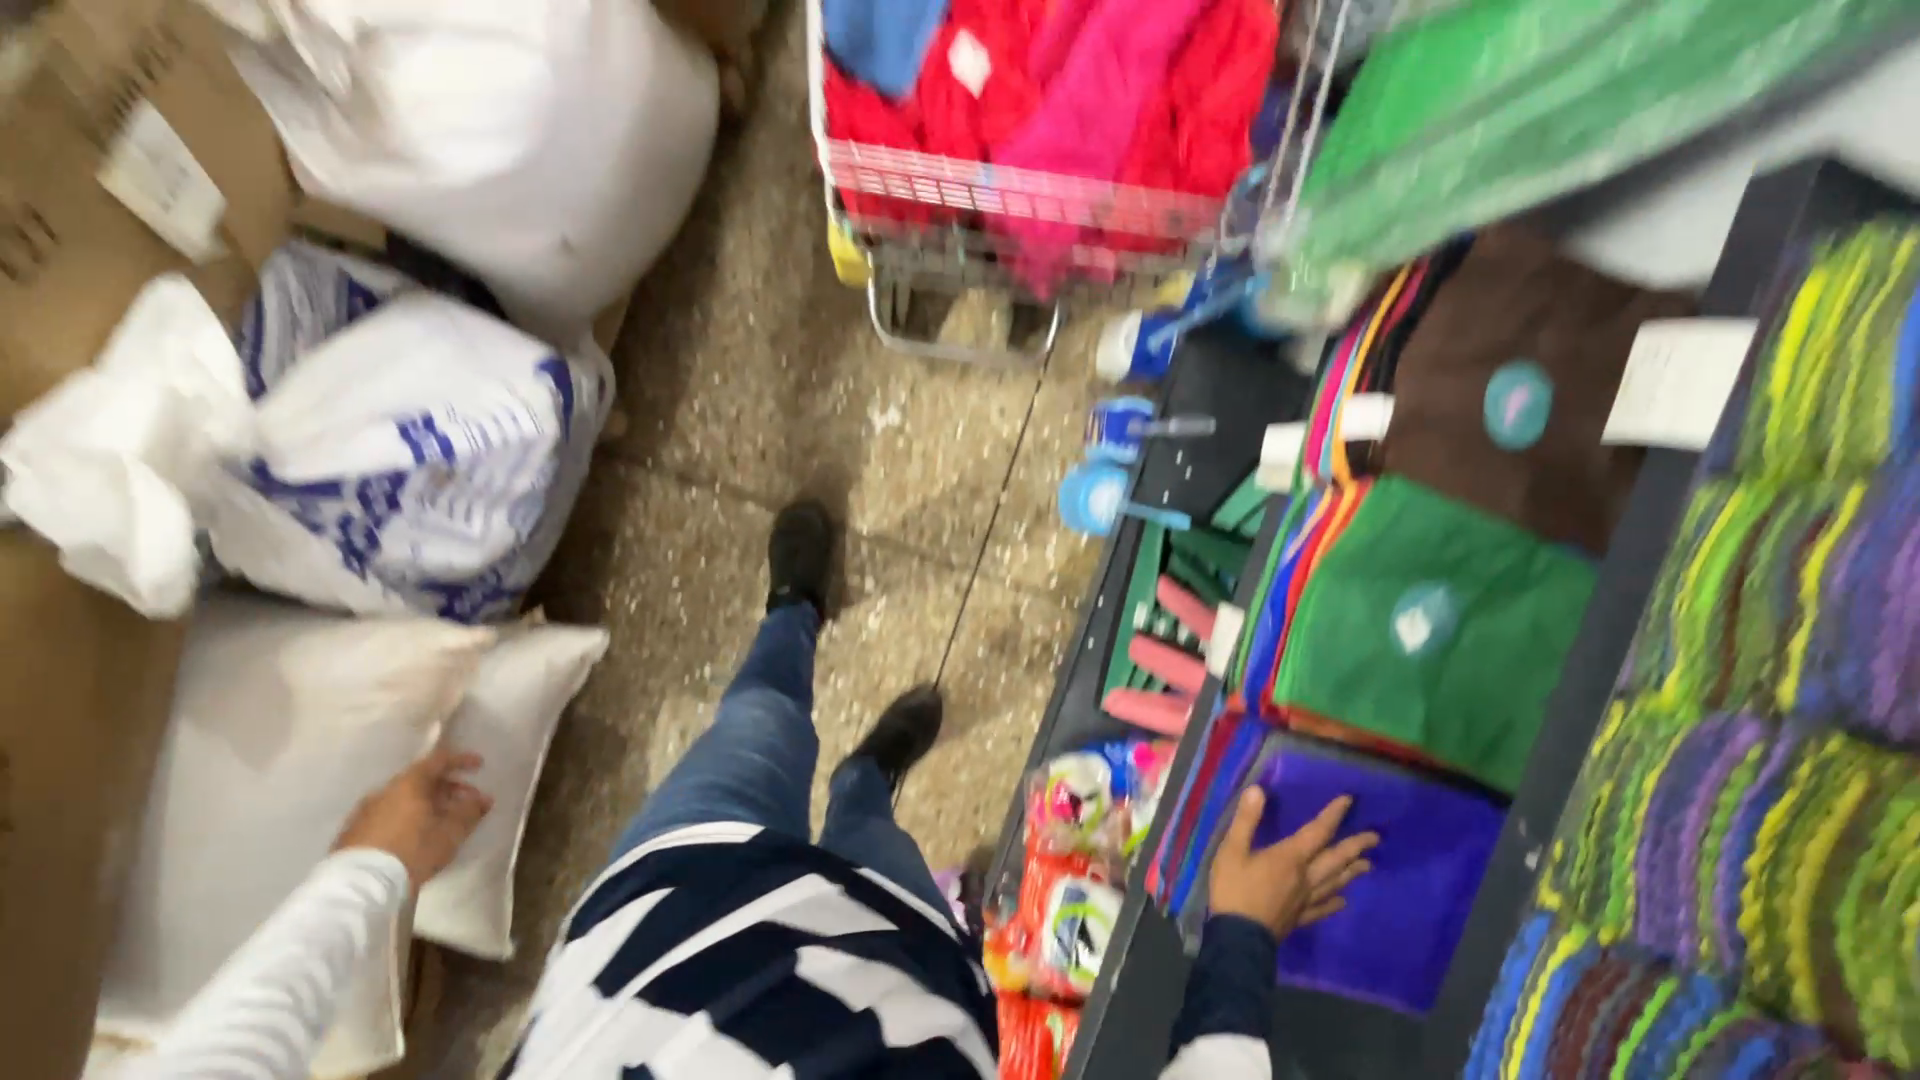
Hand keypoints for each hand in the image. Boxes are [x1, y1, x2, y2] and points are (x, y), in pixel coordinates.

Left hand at [333, 748, 494, 888]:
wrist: (358, 887)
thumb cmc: (412, 851)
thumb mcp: (450, 833)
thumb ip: (470, 812)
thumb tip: (483, 799)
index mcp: (408, 785)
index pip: (438, 761)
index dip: (461, 761)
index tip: (479, 767)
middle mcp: (384, 792)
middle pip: (420, 781)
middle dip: (447, 788)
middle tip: (466, 802)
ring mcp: (364, 813)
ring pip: (402, 799)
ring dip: (426, 805)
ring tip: (442, 822)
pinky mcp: (352, 834)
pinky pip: (388, 815)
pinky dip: (407, 817)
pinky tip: (415, 835)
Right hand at [1208, 789, 1377, 938]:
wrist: (1239, 936)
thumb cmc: (1234, 889)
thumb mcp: (1232, 850)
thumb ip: (1246, 820)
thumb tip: (1257, 790)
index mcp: (1290, 858)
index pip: (1317, 832)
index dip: (1333, 815)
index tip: (1349, 801)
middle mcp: (1305, 877)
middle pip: (1335, 859)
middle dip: (1355, 846)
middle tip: (1375, 838)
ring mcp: (1305, 900)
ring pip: (1334, 882)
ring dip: (1351, 871)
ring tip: (1367, 865)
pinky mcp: (1300, 917)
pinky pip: (1322, 908)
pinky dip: (1334, 902)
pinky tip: (1342, 901)